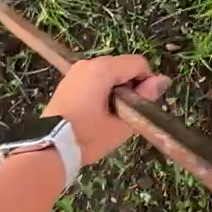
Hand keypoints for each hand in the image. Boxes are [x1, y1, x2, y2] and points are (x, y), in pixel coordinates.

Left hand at [41, 54, 170, 164]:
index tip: (140, 105)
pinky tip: (96, 113)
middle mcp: (89, 63)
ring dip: (115, 89)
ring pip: (108, 73)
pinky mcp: (68, 82)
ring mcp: (76, 71)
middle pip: (122, 66)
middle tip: (126, 113)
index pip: (138, 63)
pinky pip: (93, 79)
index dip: (146, 83)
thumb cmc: (89, 135)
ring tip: (109, 115)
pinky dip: (101, 90)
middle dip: (130, 86)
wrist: (49, 148)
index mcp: (103, 68)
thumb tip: (162, 80)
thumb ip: (144, 98)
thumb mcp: (122, 121)